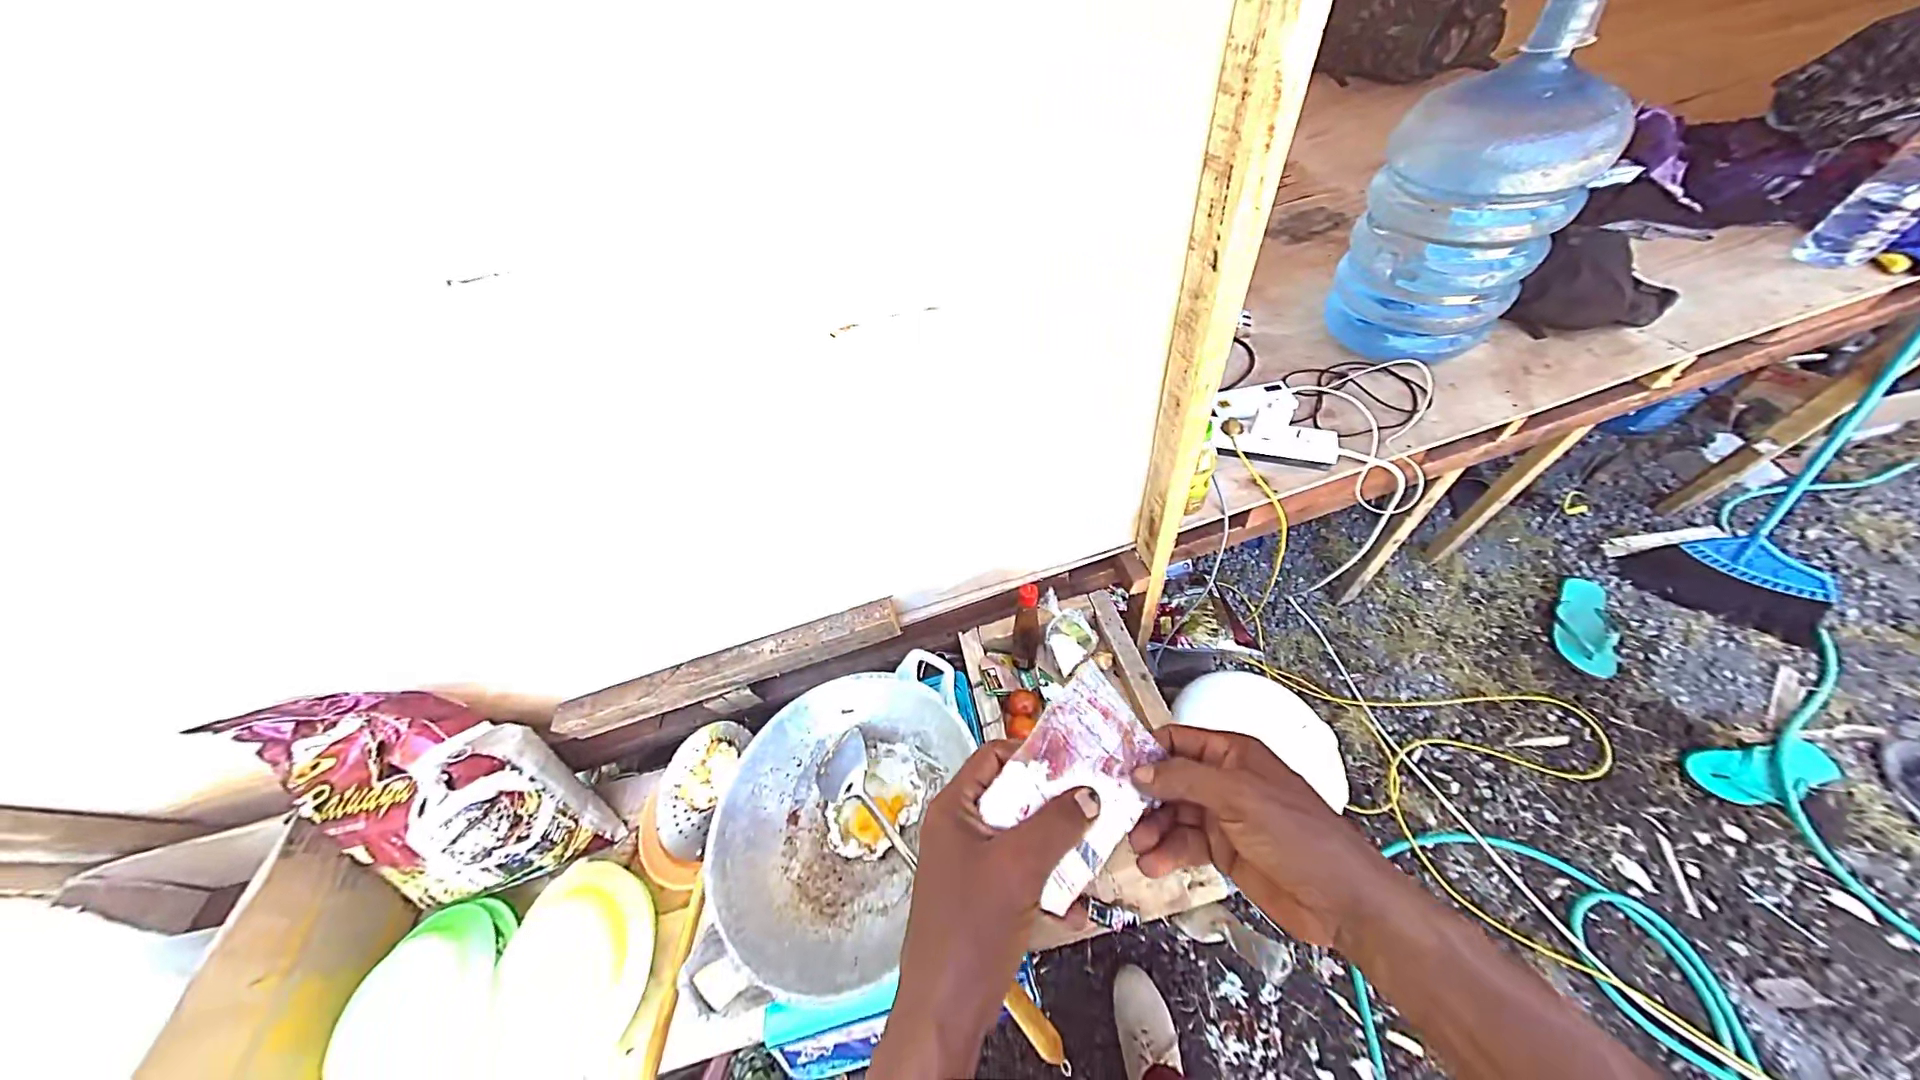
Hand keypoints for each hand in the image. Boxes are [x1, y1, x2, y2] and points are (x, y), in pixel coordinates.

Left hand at [871, 740, 1097, 1078]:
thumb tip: (1085, 796)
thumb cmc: (966, 933)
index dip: (1031, 752)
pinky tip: (1073, 908)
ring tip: (1089, 853)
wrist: (945, 1011)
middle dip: (1054, 804)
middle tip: (1090, 802)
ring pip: (1024, 838)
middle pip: (1014, 797)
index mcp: (954, 809)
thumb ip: (1055, 825)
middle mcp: (960, 830)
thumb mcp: (1019, 867)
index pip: (992, 757)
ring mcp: (972, 865)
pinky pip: (1024, 876)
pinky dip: (1049, 886)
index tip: (1071, 757)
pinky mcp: (986, 897)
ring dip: (1057, 848)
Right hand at [1128, 725, 1389, 946]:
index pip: (1177, 741)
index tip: (1117, 768)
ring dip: (1153, 830)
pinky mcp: (1225, 850)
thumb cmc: (1300, 836)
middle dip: (1145, 798)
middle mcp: (1225, 781)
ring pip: (1173, 815)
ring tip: (1140, 848)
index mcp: (1232, 754)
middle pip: (1169, 781)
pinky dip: (1168, 853)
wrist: (1341, 900)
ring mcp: (1224, 816)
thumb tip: (1140, 770)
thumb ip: (1185, 779)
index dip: (1147, 753)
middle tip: (1122, 815)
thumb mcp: (1237, 797)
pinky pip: (1185, 844)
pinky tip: (1156, 864)